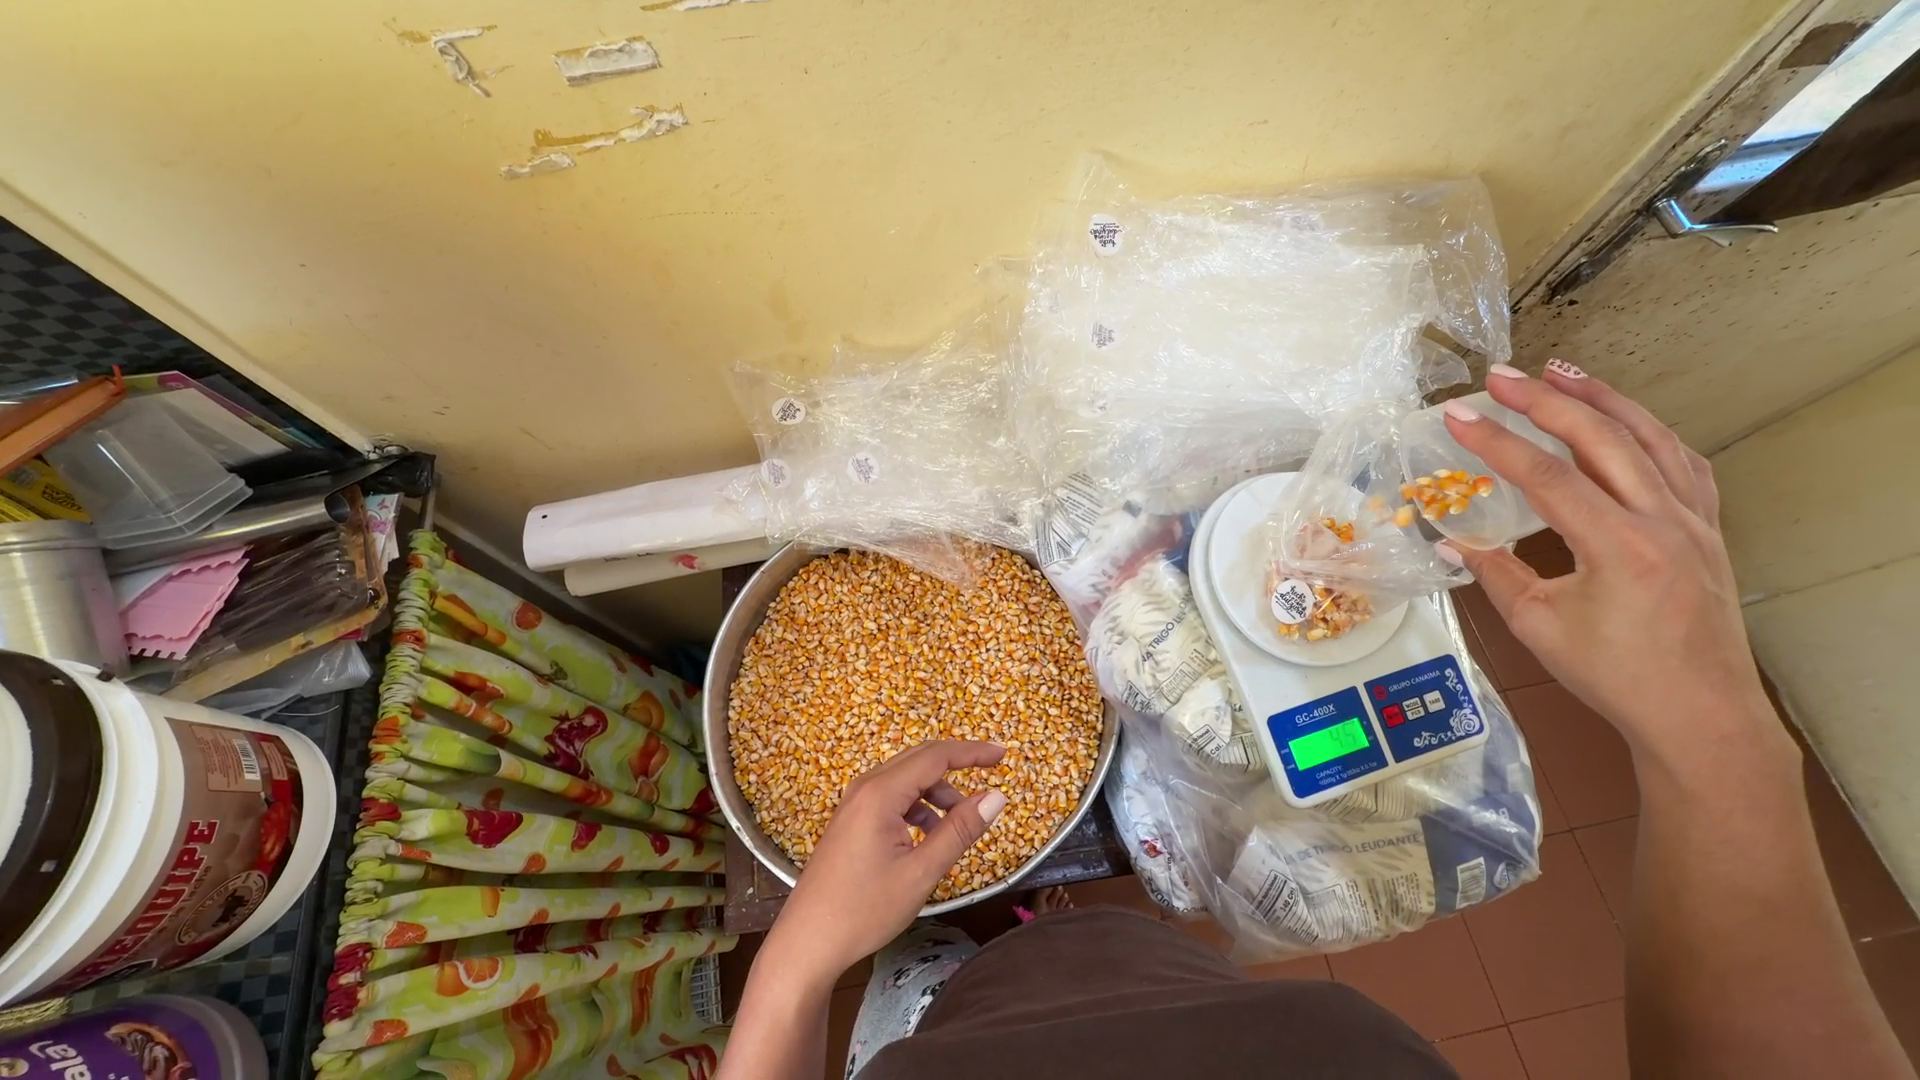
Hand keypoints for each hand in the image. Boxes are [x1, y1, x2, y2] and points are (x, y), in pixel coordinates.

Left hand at [761, 740, 1007, 987]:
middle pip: (920, 760)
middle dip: (958, 765)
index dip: (972, 752)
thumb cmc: (864, 910)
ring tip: (960, 825)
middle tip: (992, 773)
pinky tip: (929, 837)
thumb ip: (959, 831)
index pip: (935, 756)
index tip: (1003, 756)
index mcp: (881, 793)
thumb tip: (996, 796)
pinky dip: (918, 807)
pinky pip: (892, 798)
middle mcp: (865, 788)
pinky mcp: (850, 821)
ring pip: (906, 780)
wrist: (806, 943)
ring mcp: (854, 804)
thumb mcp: (921, 873)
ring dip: (938, 793)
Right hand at [1439, 361, 1788, 774]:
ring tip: (1562, 372)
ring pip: (1651, 439)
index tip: (1457, 415)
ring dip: (1603, 400)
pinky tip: (1625, 421)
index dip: (1497, 442)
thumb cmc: (1616, 675)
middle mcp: (1664, 521)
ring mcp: (1694, 521)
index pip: (1548, 476)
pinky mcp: (1707, 529)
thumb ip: (1494, 573)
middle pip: (1602, 439)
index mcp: (1619, 546)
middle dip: (1546, 401)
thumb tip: (1450, 542)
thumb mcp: (1538, 625)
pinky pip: (1682, 463)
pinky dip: (1648, 431)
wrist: (1699, 712)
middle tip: (1502, 376)